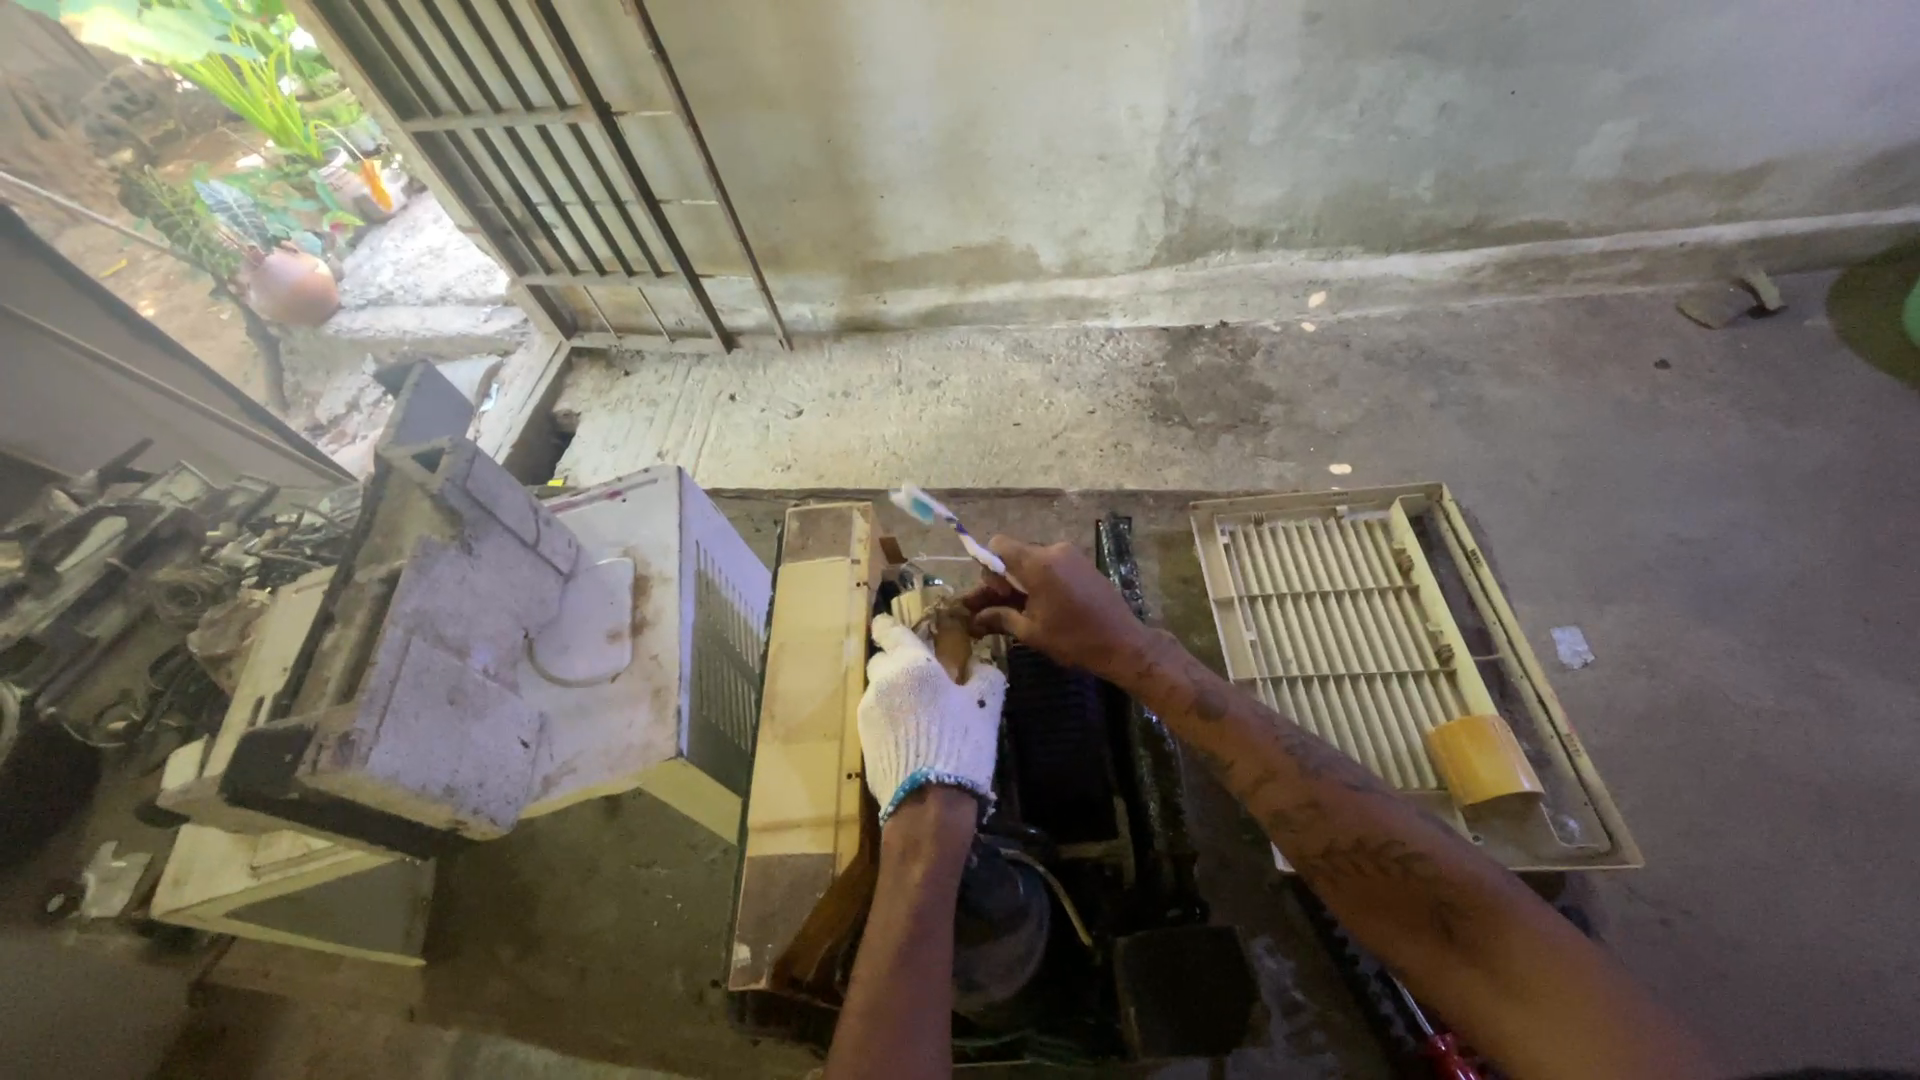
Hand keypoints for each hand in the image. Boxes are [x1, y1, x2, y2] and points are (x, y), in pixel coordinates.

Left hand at [858, 614, 1006, 822]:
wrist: (929, 801)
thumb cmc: (961, 743)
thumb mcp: (985, 705)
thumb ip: (982, 676)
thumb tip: (978, 665)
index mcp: (911, 664)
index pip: (889, 630)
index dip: (890, 626)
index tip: (894, 627)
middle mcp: (882, 681)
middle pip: (881, 660)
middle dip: (895, 662)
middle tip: (919, 676)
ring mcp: (868, 712)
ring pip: (877, 690)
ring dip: (892, 693)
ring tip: (917, 712)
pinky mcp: (862, 739)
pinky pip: (875, 717)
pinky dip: (889, 718)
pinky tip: (910, 736)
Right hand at [961, 535, 1153, 679]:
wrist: (1123, 643)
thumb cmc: (1074, 639)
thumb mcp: (1031, 632)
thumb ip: (1000, 617)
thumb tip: (975, 618)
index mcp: (1038, 564)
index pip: (998, 545)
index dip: (989, 567)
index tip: (998, 594)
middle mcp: (1054, 551)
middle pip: (1015, 554)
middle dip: (1003, 579)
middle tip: (999, 607)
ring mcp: (1071, 555)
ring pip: (1033, 561)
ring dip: (1021, 581)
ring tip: (1021, 609)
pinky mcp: (1083, 563)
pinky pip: (1052, 565)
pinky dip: (1040, 580)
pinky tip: (1042, 604)